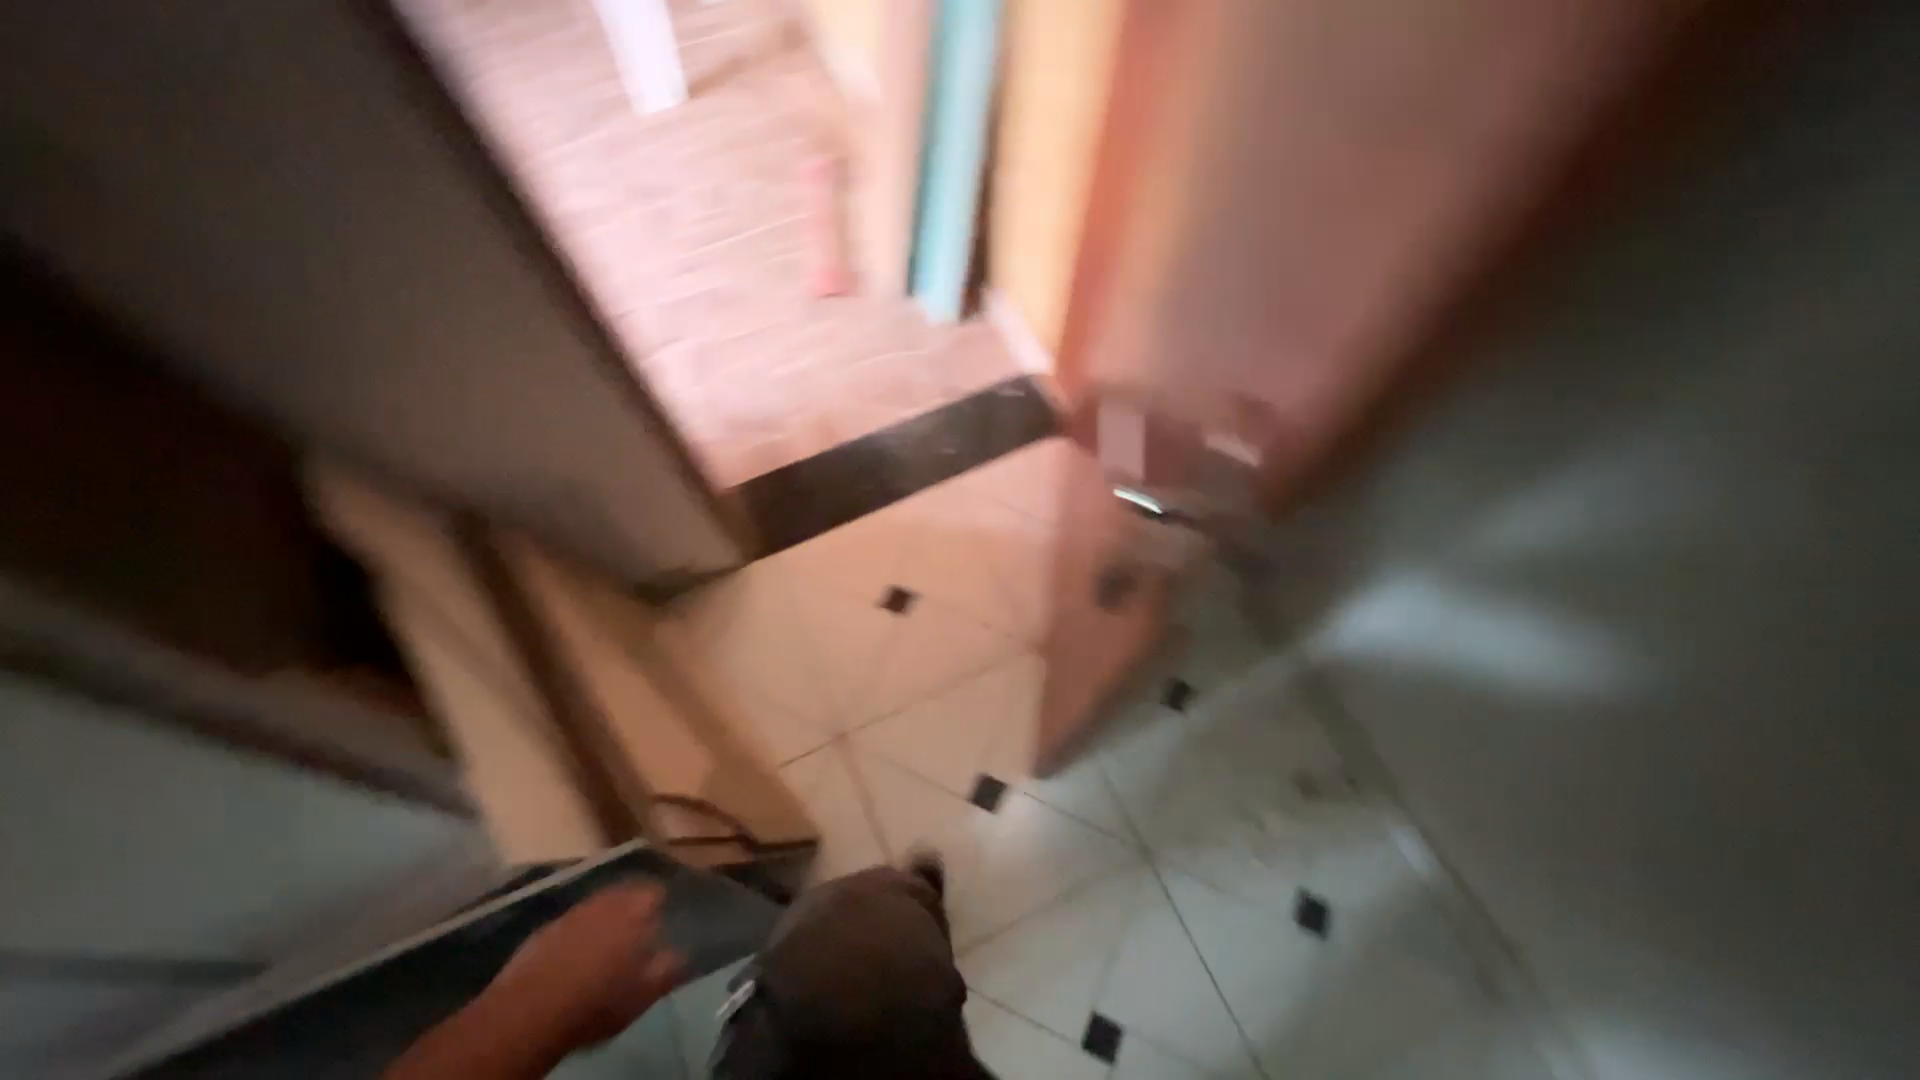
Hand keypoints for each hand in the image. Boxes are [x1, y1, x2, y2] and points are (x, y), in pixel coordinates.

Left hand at [482, 882, 683, 1052]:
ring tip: (608, 942)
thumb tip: (684, 951)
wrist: (530, 1011)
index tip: (664, 918)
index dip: (662, 903)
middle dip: (633, 906)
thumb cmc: (599, 999)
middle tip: (638, 929)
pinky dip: (579, 932)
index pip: (656, 890)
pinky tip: (577, 955)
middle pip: (626, 892)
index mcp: (636, 909)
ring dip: (604, 918)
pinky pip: (572, 922)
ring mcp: (572, 911)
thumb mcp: (646, 992)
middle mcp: (605, 900)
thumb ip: (671, 966)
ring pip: (597, 905)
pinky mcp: (545, 929)